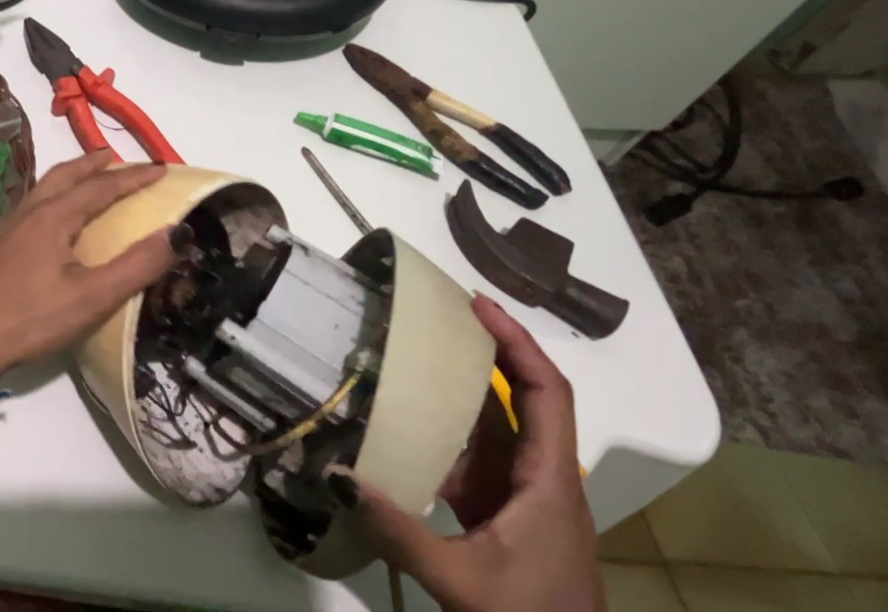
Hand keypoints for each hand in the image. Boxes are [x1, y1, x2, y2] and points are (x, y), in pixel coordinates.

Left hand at [0, 151, 176, 383]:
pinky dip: (55, 194)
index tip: (161, 170)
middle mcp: (30, 212)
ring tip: (89, 175)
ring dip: (71, 175)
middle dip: (94, 164)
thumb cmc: (32, 319)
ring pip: (46, 187)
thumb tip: (177, 232)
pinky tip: (55, 214)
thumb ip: (137, 265)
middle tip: (117, 157)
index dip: (133, 177)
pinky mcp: (0, 245)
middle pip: (66, 175)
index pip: (101, 187)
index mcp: (54, 217)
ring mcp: (10, 227)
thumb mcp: (93, 297)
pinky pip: (34, 203)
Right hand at [334, 295, 602, 611]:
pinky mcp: (503, 517)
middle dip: (486, 351)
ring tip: (407, 358)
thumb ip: (397, 530)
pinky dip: (442, 437)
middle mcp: (542, 478)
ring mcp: (522, 498)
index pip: (545, 394)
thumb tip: (337, 476)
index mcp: (549, 482)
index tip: (476, 304)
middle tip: (434, 316)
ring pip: (496, 429)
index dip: (517, 344)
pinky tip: (400, 429)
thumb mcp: (460, 583)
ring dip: (459, 393)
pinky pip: (474, 461)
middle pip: (523, 399)